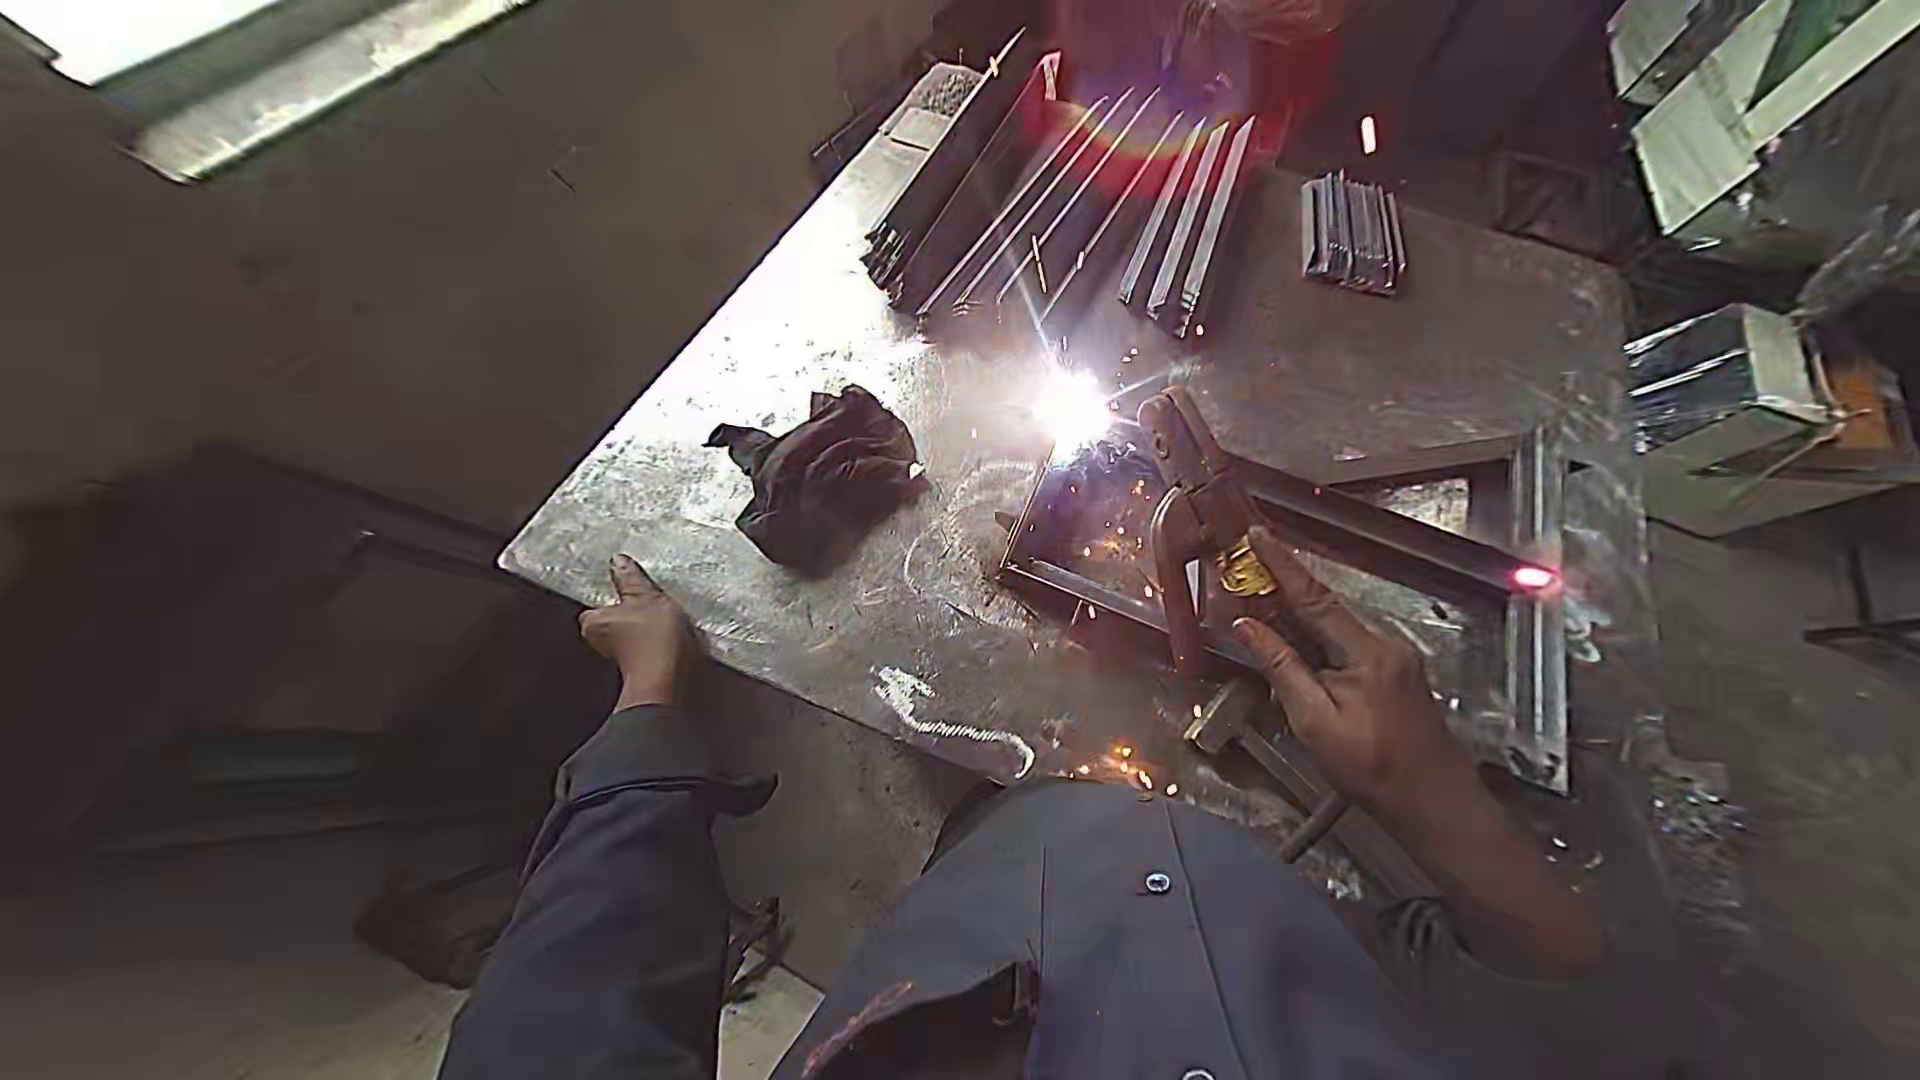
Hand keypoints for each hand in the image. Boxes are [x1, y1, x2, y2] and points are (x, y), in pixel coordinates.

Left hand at [580, 554, 693, 708]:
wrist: (673, 677)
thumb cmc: (652, 638)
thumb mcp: (645, 597)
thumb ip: (631, 580)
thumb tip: (618, 561)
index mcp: (593, 623)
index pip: (597, 606)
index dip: (615, 598)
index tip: (632, 591)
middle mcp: (602, 644)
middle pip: (617, 621)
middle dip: (633, 613)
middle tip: (654, 600)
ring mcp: (624, 658)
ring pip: (635, 635)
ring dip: (650, 628)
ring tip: (670, 616)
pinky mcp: (645, 668)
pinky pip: (651, 647)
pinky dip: (662, 641)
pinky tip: (678, 634)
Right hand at [1232, 527, 1602, 976]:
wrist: (1436, 805)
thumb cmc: (1371, 768)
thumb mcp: (1314, 720)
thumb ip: (1281, 666)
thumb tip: (1244, 624)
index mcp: (1366, 652)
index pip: (1313, 598)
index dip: (1282, 564)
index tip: (1257, 532)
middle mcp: (1382, 642)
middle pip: (1322, 603)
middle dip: (1282, 578)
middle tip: (1245, 556)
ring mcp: (1390, 654)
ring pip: (1331, 620)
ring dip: (1292, 604)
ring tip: (1254, 589)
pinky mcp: (1389, 668)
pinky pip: (1340, 637)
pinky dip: (1309, 628)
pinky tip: (1286, 629)